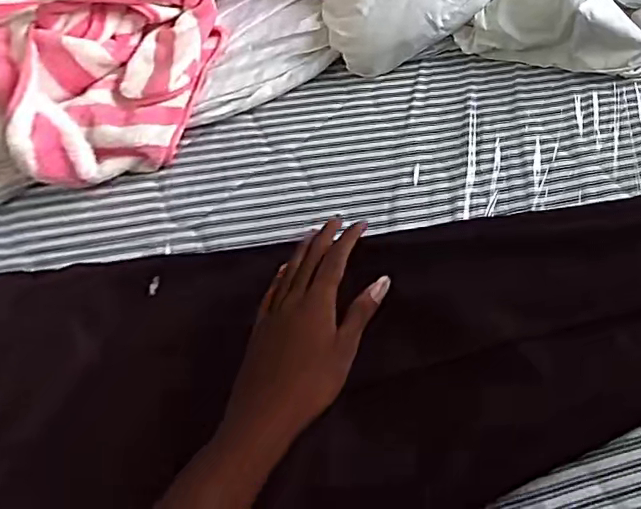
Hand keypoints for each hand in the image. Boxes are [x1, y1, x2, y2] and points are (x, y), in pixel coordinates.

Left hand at [219, 219, 388, 446]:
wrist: (260, 420)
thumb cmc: (310, 386)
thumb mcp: (344, 349)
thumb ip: (361, 312)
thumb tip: (381, 280)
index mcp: (317, 303)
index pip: (334, 261)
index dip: (347, 240)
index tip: (360, 225)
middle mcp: (293, 301)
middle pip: (309, 260)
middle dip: (324, 237)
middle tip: (334, 220)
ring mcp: (273, 314)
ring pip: (289, 272)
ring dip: (302, 250)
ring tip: (310, 235)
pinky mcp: (259, 329)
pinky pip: (271, 291)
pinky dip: (280, 275)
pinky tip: (282, 272)